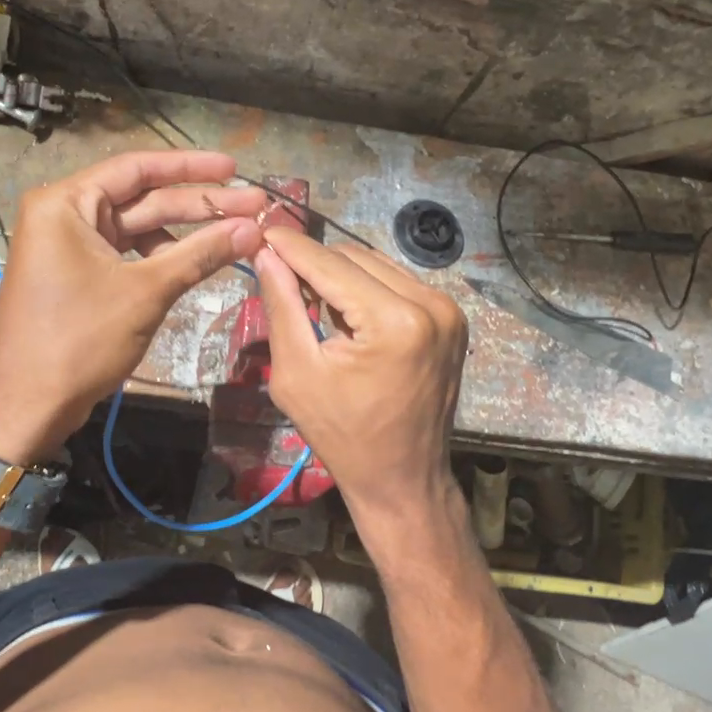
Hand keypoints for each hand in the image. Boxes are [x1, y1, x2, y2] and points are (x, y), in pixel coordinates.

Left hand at [0, 152, 265, 464]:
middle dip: (198, 204)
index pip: (137, 168)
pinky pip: (125, 253)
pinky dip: (160, 257)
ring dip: (183, 233)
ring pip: (136, 228)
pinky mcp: (75, 274)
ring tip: (234, 237)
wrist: (28, 407)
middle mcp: (63, 214)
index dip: (191, 168)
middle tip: (252, 206)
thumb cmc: (80, 340)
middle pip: (141, 199)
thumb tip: (253, 229)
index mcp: (66, 203)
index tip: (234, 168)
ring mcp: (67, 246)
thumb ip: (201, 253)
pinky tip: (195, 263)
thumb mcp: (147, 292)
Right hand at [252, 227, 468, 515]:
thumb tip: (267, 254)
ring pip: (377, 266)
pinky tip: (346, 313)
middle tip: (278, 276)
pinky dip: (367, 288)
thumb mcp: (298, 373)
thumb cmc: (343, 436)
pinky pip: (397, 283)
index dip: (291, 247)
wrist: (404, 479)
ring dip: (340, 275)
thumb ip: (282, 306)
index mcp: (395, 320)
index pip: (330, 264)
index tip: (260, 232)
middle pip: (355, 258)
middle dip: (313, 263)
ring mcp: (447, 309)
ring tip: (310, 300)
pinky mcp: (451, 317)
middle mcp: (430, 303)